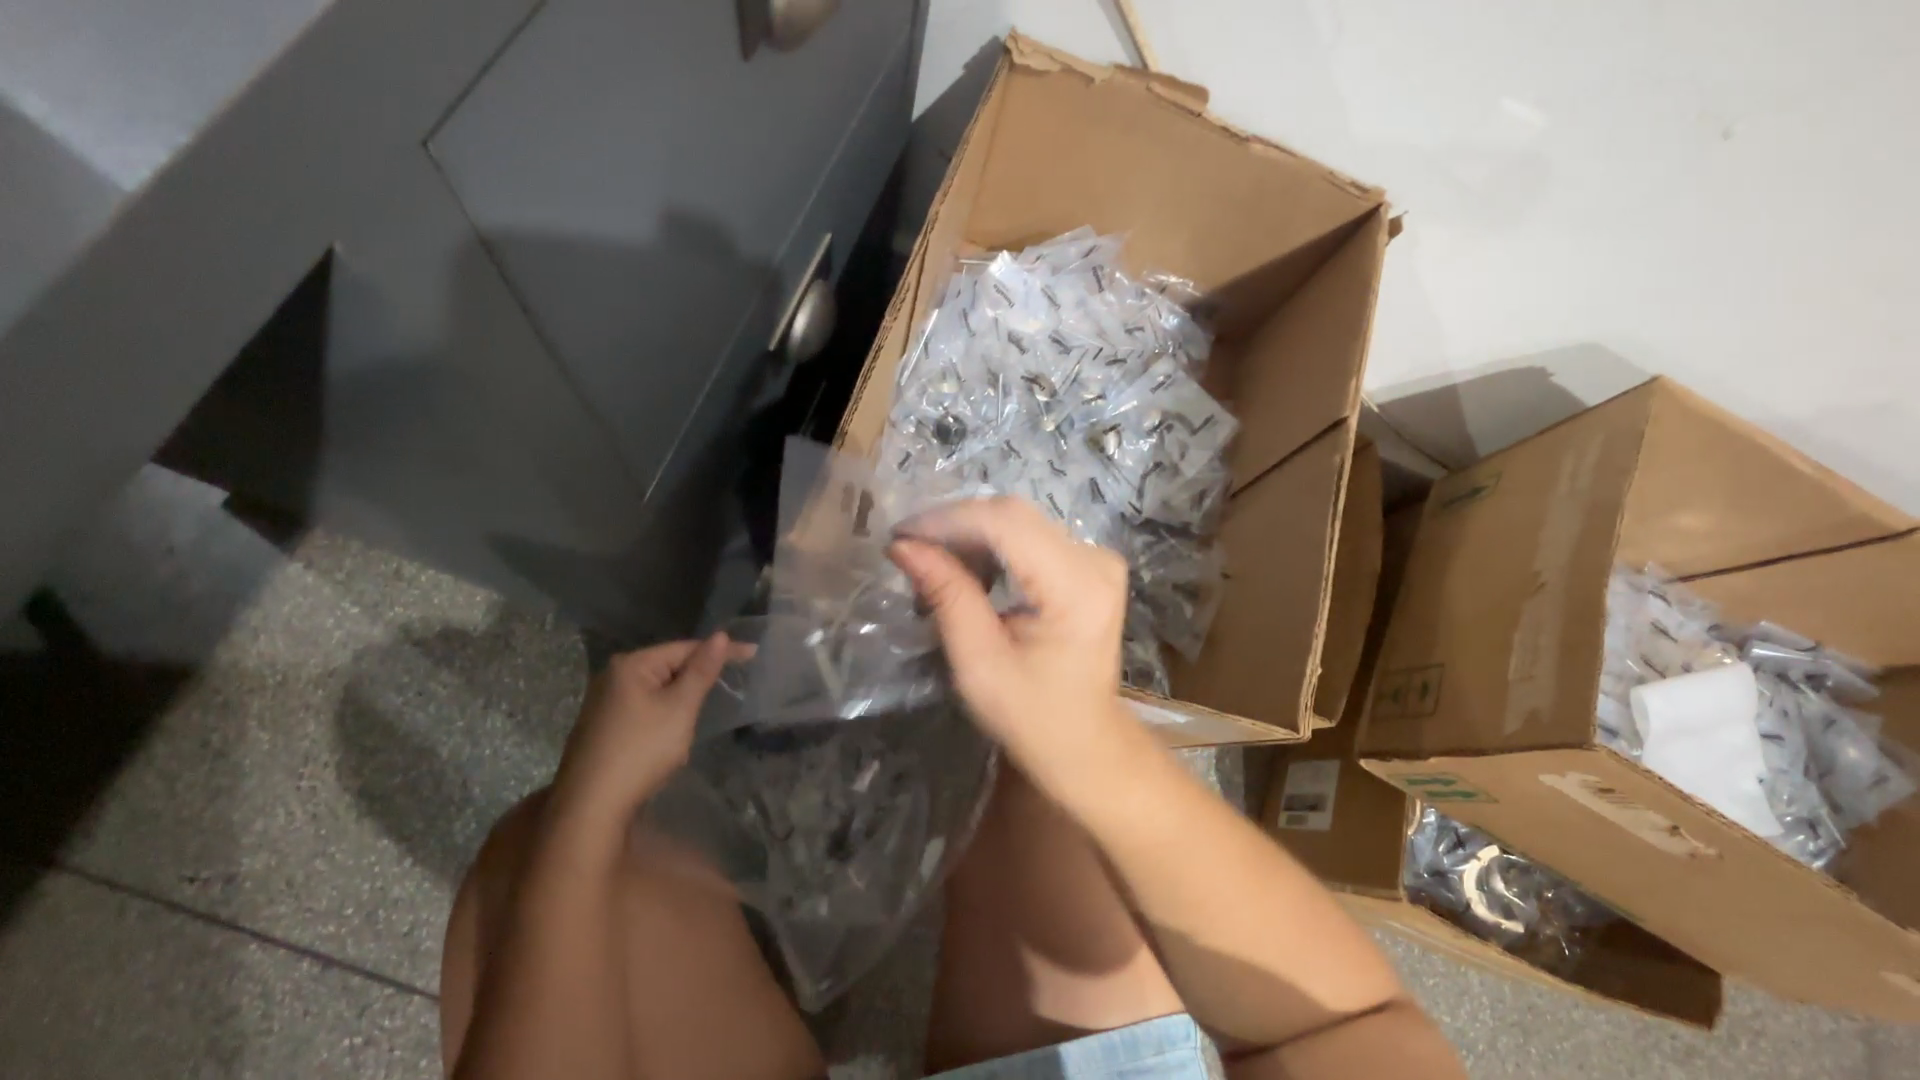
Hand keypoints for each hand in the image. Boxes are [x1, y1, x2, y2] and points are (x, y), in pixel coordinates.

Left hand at [551, 634, 734, 817]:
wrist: (592, 804)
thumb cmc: (641, 750)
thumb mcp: (680, 708)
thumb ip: (701, 671)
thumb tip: (720, 635)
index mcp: (631, 665)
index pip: (684, 648)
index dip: (720, 652)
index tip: (753, 655)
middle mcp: (612, 676)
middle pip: (667, 666)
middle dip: (699, 673)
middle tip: (734, 679)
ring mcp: (603, 703)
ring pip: (655, 689)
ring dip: (682, 694)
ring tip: (709, 701)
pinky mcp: (602, 727)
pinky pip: (643, 707)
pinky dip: (664, 710)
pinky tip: (674, 726)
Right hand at [888, 496, 1132, 770]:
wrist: (1084, 742)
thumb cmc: (1031, 715)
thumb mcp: (979, 662)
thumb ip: (946, 595)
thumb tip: (904, 546)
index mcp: (1078, 587)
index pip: (1006, 524)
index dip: (948, 520)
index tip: (901, 535)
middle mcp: (1095, 560)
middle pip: (1013, 516)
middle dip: (955, 527)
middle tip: (909, 551)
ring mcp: (1097, 559)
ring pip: (1018, 522)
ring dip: (970, 537)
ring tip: (933, 568)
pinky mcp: (1089, 565)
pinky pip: (1031, 537)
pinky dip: (992, 548)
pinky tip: (967, 573)